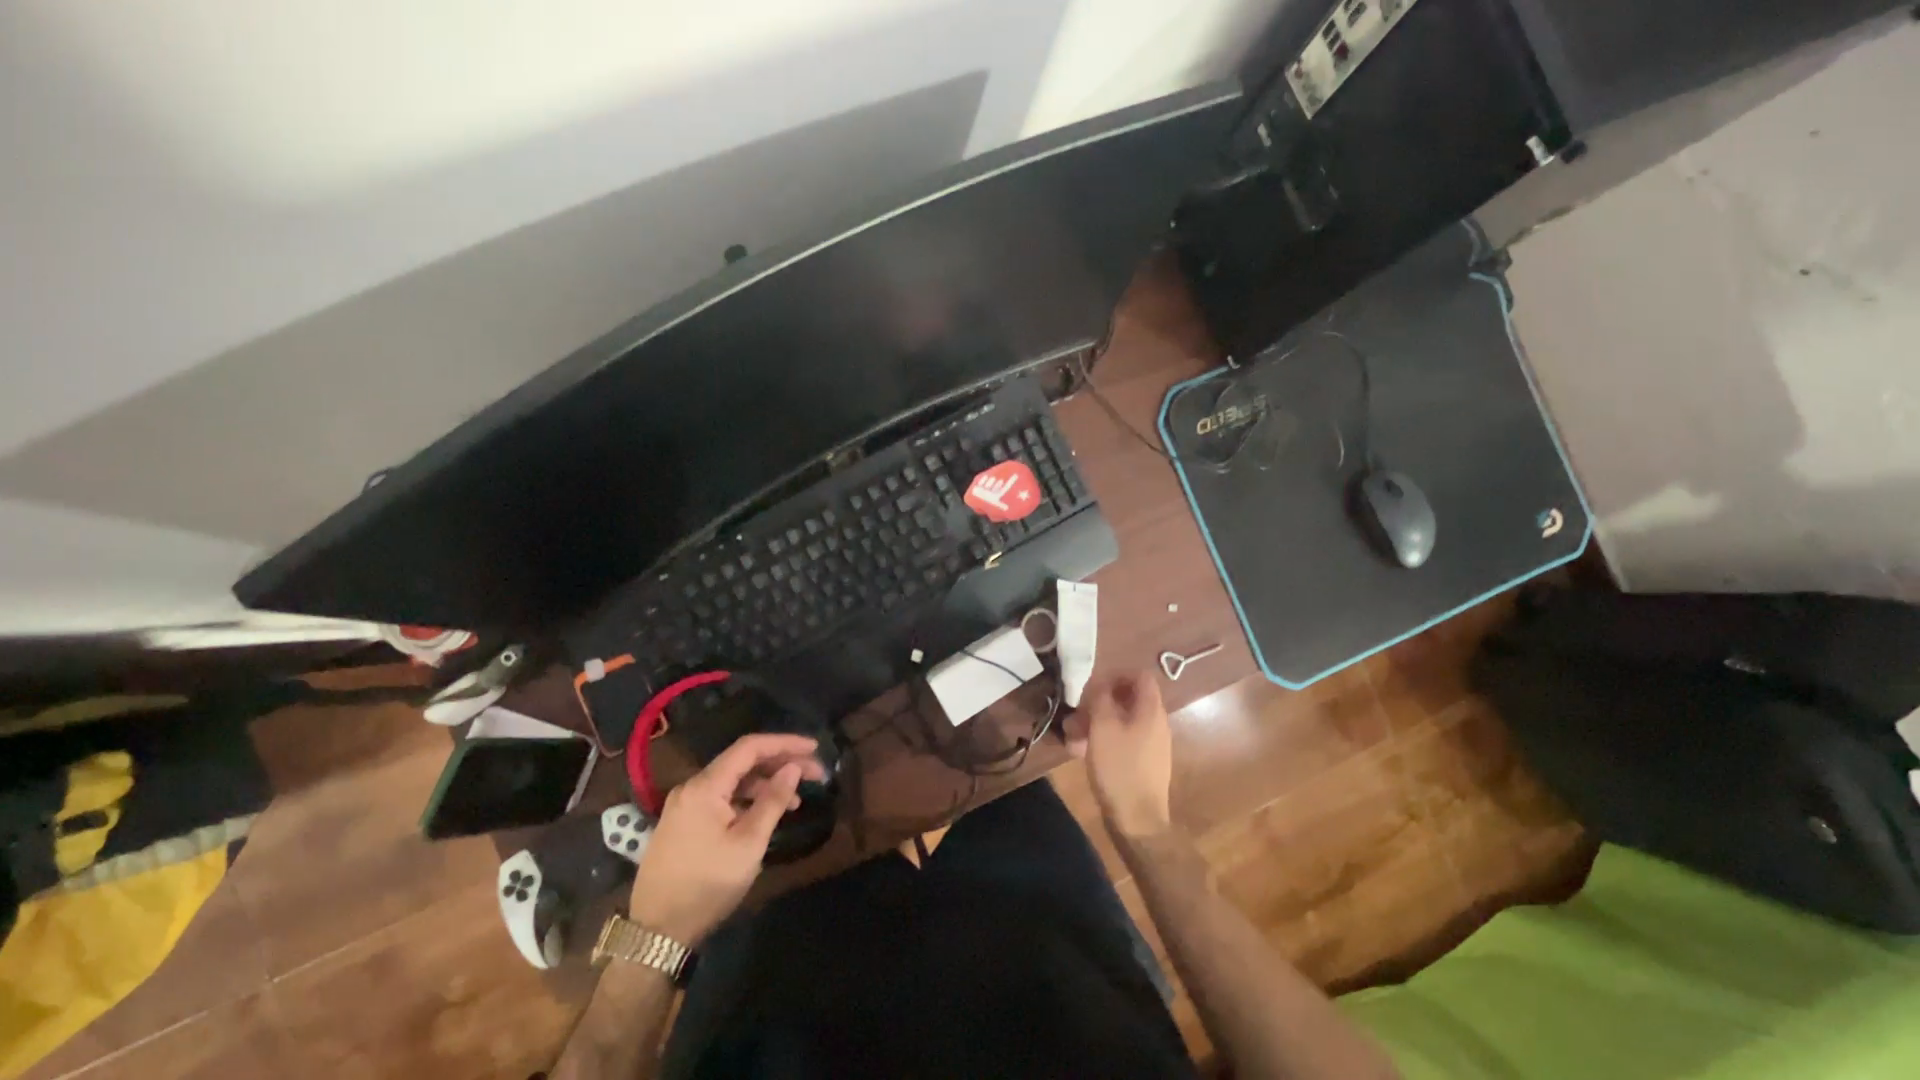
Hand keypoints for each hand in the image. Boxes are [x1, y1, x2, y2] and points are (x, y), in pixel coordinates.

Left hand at [629, 733, 825, 946]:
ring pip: (731, 783)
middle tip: (815, 774)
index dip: (784, 743)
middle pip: (741, 763)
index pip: (749, 748)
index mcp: (704, 786)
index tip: (814, 748)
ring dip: (764, 785)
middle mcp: (691, 788)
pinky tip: (765, 815)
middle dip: (779, 764)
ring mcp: (684, 806)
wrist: (658, 929)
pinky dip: (746, 801)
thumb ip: (772, 802)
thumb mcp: (748, 844)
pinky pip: (721, 800)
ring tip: (796, 801)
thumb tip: (793, 768)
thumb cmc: (707, 884)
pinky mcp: (683, 824)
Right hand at [1061, 670, 1173, 838]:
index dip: (1116, 674)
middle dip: (1098, 704)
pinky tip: (1081, 754)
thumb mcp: (1103, 727)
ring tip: (1072, 738)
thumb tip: (1100, 682)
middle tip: (1075, 715)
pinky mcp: (1142, 763)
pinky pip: (1122, 742)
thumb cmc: (1119, 768)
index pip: (1140, 676)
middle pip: (1127, 700)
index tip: (1092, 685)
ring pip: (1120, 722)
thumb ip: (1101, 698)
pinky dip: (1102, 742)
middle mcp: (1155, 724)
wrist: (1138, 820)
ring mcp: (1150, 745)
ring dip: (1095, 724)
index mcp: (1151, 710)